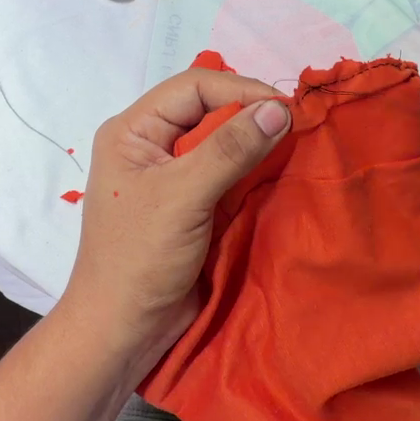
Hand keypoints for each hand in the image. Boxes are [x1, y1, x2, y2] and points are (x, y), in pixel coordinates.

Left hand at [56, 68, 291, 365]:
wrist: (123, 332)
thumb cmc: (140, 258)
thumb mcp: (184, 196)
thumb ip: (231, 149)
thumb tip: (279, 109)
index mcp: (133, 130)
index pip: (192, 88)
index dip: (239, 90)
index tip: (285, 109)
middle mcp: (150, 144)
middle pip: (208, 109)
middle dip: (250, 115)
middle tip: (296, 126)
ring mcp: (171, 175)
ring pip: (222, 141)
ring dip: (256, 143)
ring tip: (295, 145)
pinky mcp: (192, 203)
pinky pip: (228, 173)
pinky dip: (254, 171)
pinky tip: (280, 172)